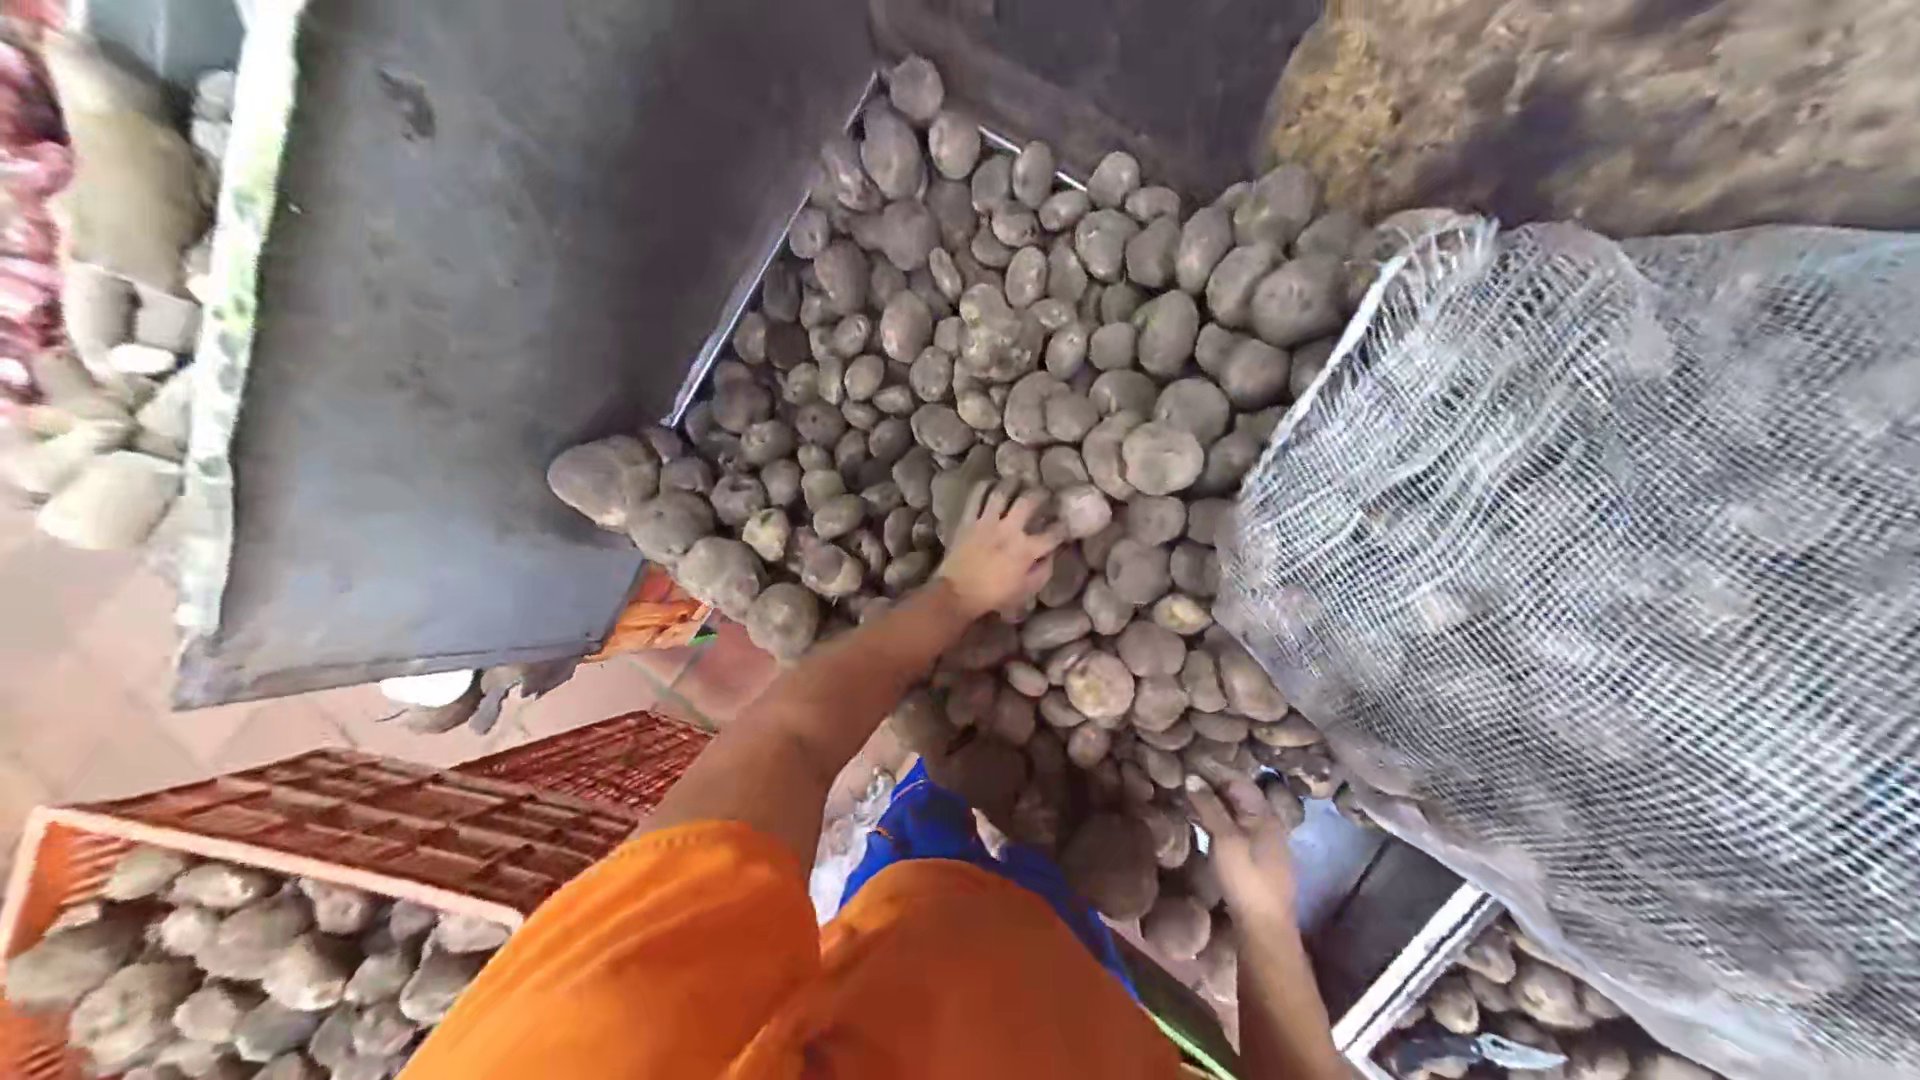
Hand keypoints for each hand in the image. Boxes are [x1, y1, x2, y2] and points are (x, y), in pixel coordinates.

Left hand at [936, 479, 1064, 618]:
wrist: (958, 593)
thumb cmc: (994, 595)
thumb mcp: (1026, 590)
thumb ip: (1043, 572)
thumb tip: (1050, 556)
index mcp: (1026, 549)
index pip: (1052, 533)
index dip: (1063, 527)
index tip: (1065, 524)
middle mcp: (1009, 530)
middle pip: (1029, 501)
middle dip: (1040, 494)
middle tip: (1044, 493)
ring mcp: (986, 522)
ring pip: (1002, 493)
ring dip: (1012, 483)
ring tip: (1018, 480)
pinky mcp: (968, 520)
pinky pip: (975, 497)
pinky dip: (983, 487)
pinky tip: (990, 483)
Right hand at [1185, 764, 1298, 921]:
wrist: (1264, 928)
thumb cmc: (1247, 878)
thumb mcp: (1226, 838)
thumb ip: (1210, 806)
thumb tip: (1192, 776)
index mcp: (1265, 815)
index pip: (1238, 780)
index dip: (1214, 769)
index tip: (1189, 760)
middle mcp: (1266, 824)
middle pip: (1237, 795)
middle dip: (1211, 784)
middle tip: (1181, 774)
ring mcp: (1260, 842)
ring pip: (1232, 812)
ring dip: (1210, 802)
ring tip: (1183, 793)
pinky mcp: (1251, 858)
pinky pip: (1231, 827)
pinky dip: (1213, 819)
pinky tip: (1195, 818)